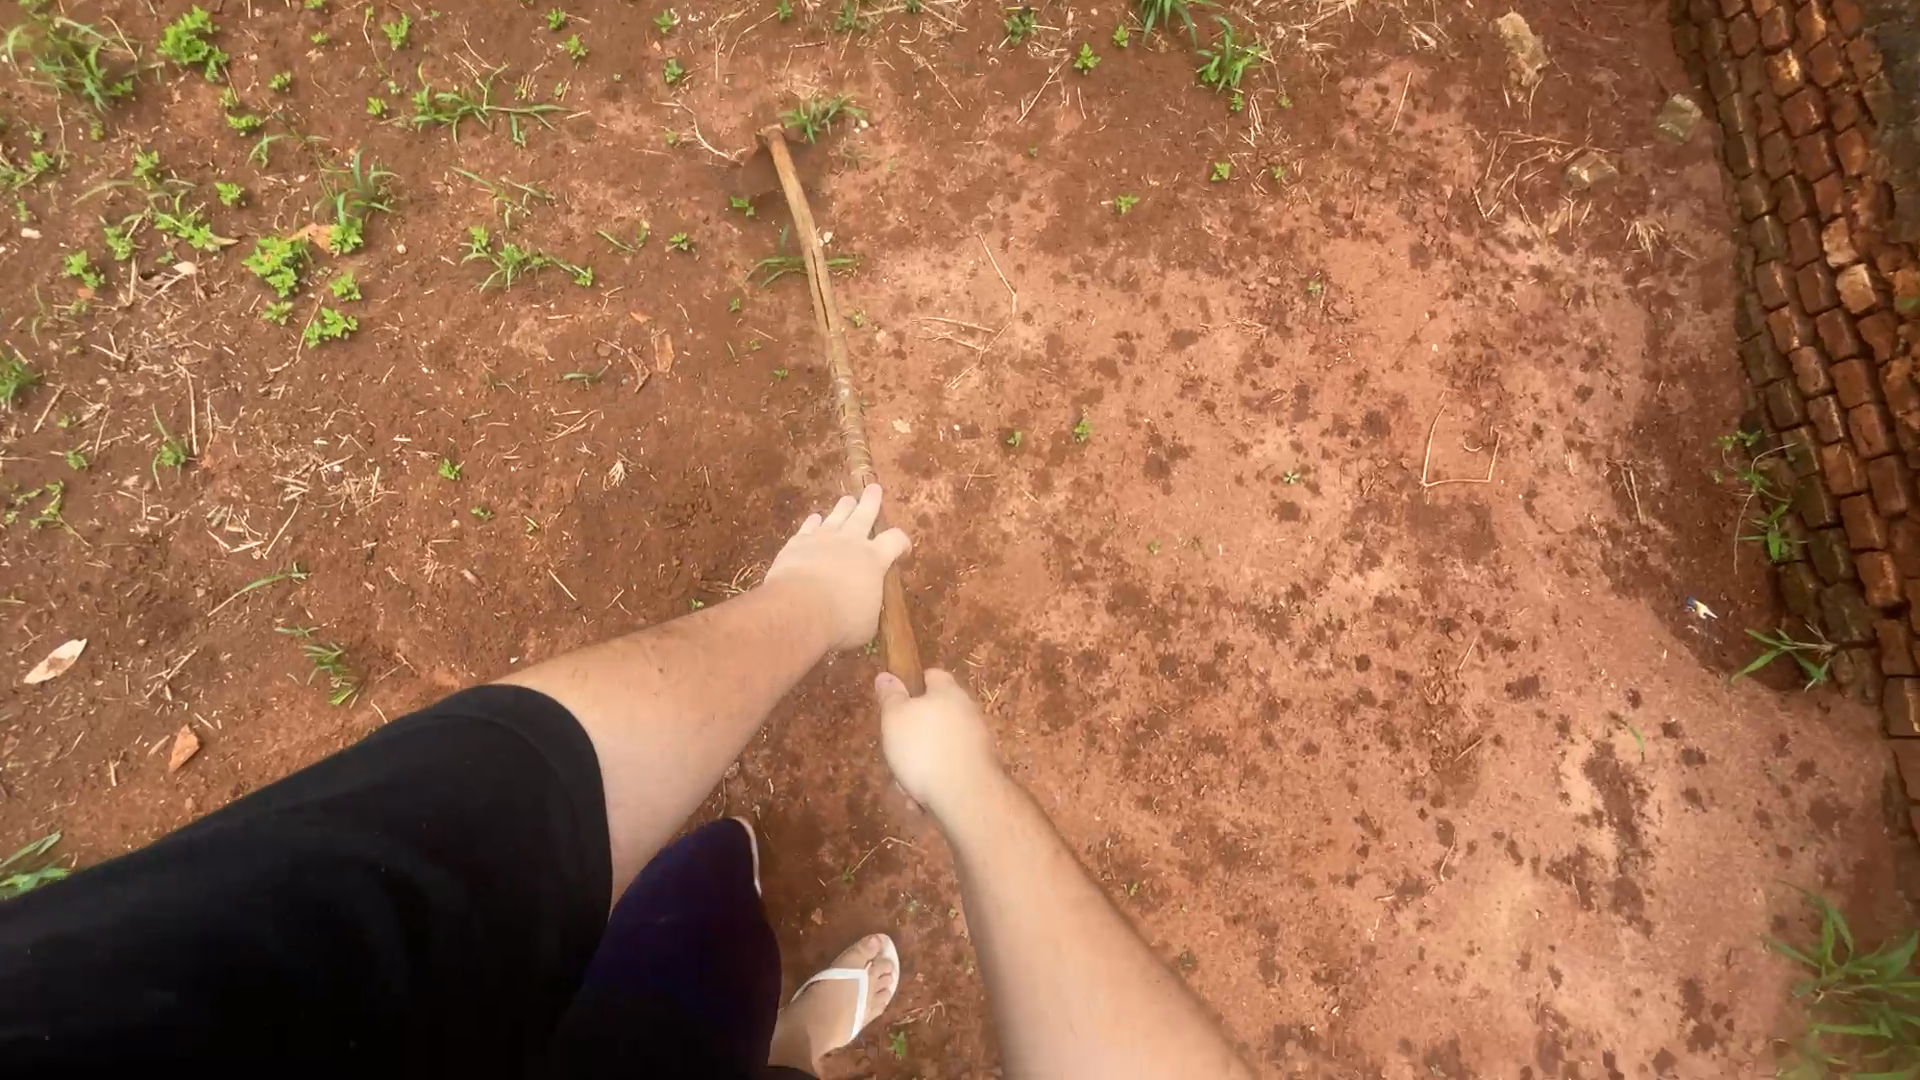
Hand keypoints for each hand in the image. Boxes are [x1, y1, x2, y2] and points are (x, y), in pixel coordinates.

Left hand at [764, 484, 911, 650]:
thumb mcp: (868, 622)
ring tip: (848, 499)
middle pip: (864, 515)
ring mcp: (823, 539)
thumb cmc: (842, 620)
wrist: (800, 608)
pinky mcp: (797, 543)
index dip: (902, 543)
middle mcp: (851, 542)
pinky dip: (814, 522)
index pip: (895, 541)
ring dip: (843, 508)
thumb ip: (870, 606)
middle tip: (874, 488)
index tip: (904, 549)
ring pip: (836, 516)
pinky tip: (815, 518)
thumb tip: (868, 606)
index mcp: (874, 559)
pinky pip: (809, 527)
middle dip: (871, 502)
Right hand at [875, 669, 1001, 817]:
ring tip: (906, 787)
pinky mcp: (979, 769)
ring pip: (938, 749)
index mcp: (948, 692)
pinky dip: (934, 783)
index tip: (895, 703)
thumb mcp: (895, 718)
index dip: (912, 685)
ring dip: (919, 767)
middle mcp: (967, 712)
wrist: (965, 796)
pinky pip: (949, 771)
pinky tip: (921, 802)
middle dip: (911, 739)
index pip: (932, 675)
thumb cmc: (924, 748)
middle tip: (896, 753)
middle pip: (933, 717)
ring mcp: (976, 741)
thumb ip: (890, 696)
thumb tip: (887, 676)